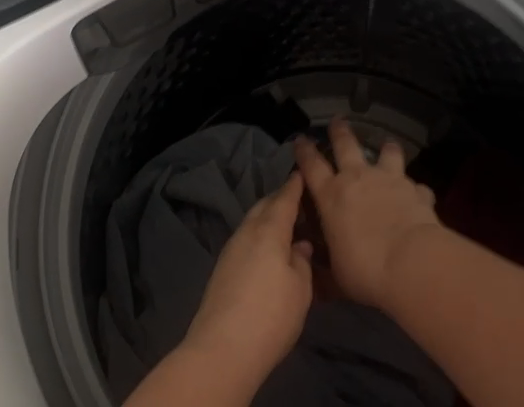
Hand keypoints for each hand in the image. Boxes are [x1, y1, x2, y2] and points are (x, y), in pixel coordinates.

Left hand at [179, 172, 314, 387]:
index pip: (284, 199)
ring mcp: (230, 251)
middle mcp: (246, 233)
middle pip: (263, 206)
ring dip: (267, 219)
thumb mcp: (301, 289)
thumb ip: (302, 262)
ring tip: (286, 225)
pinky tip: (269, 250)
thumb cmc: (271, 315)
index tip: (301, 173)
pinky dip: (258, 236)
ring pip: (251, 223)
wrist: (222, 350)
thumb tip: (299, 246)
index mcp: (269, 230)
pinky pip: (245, 240)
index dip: (294, 186)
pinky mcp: (222, 270)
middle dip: (279, 199)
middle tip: (298, 200)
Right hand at [295, 119, 444, 309]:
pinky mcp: (416, 190)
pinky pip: (416, 186)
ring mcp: (389, 180)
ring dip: (386, 149)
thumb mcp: (336, 276)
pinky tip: (418, 196)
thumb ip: (325, 270)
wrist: (410, 262)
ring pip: (387, 153)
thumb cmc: (364, 270)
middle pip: (346, 145)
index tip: (300, 139)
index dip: (304, 151)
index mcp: (331, 195)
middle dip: (340, 132)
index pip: (311, 166)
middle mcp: (358, 179)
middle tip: (338, 121)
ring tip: (387, 146)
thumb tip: (313, 279)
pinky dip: (415, 190)